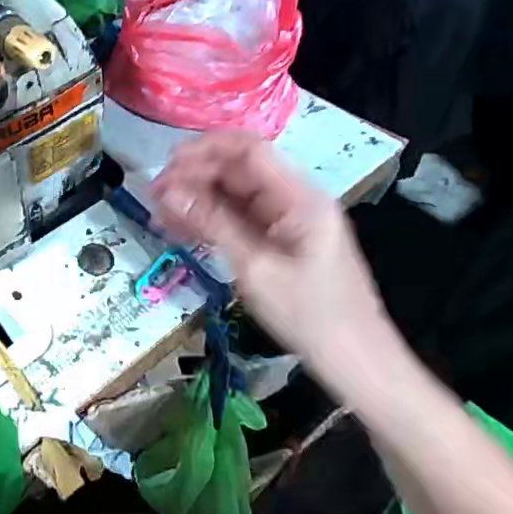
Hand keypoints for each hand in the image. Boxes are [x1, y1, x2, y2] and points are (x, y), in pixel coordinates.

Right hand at [151, 132, 388, 365]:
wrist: (358, 363)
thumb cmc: (312, 317)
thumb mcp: (257, 269)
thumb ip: (214, 225)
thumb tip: (170, 192)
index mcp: (300, 197)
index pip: (249, 151)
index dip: (207, 149)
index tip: (169, 163)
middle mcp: (294, 201)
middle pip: (240, 172)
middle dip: (196, 177)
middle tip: (155, 194)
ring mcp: (288, 222)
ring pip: (235, 196)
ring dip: (198, 200)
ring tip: (159, 213)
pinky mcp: (281, 243)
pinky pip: (241, 221)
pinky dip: (212, 223)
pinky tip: (180, 229)